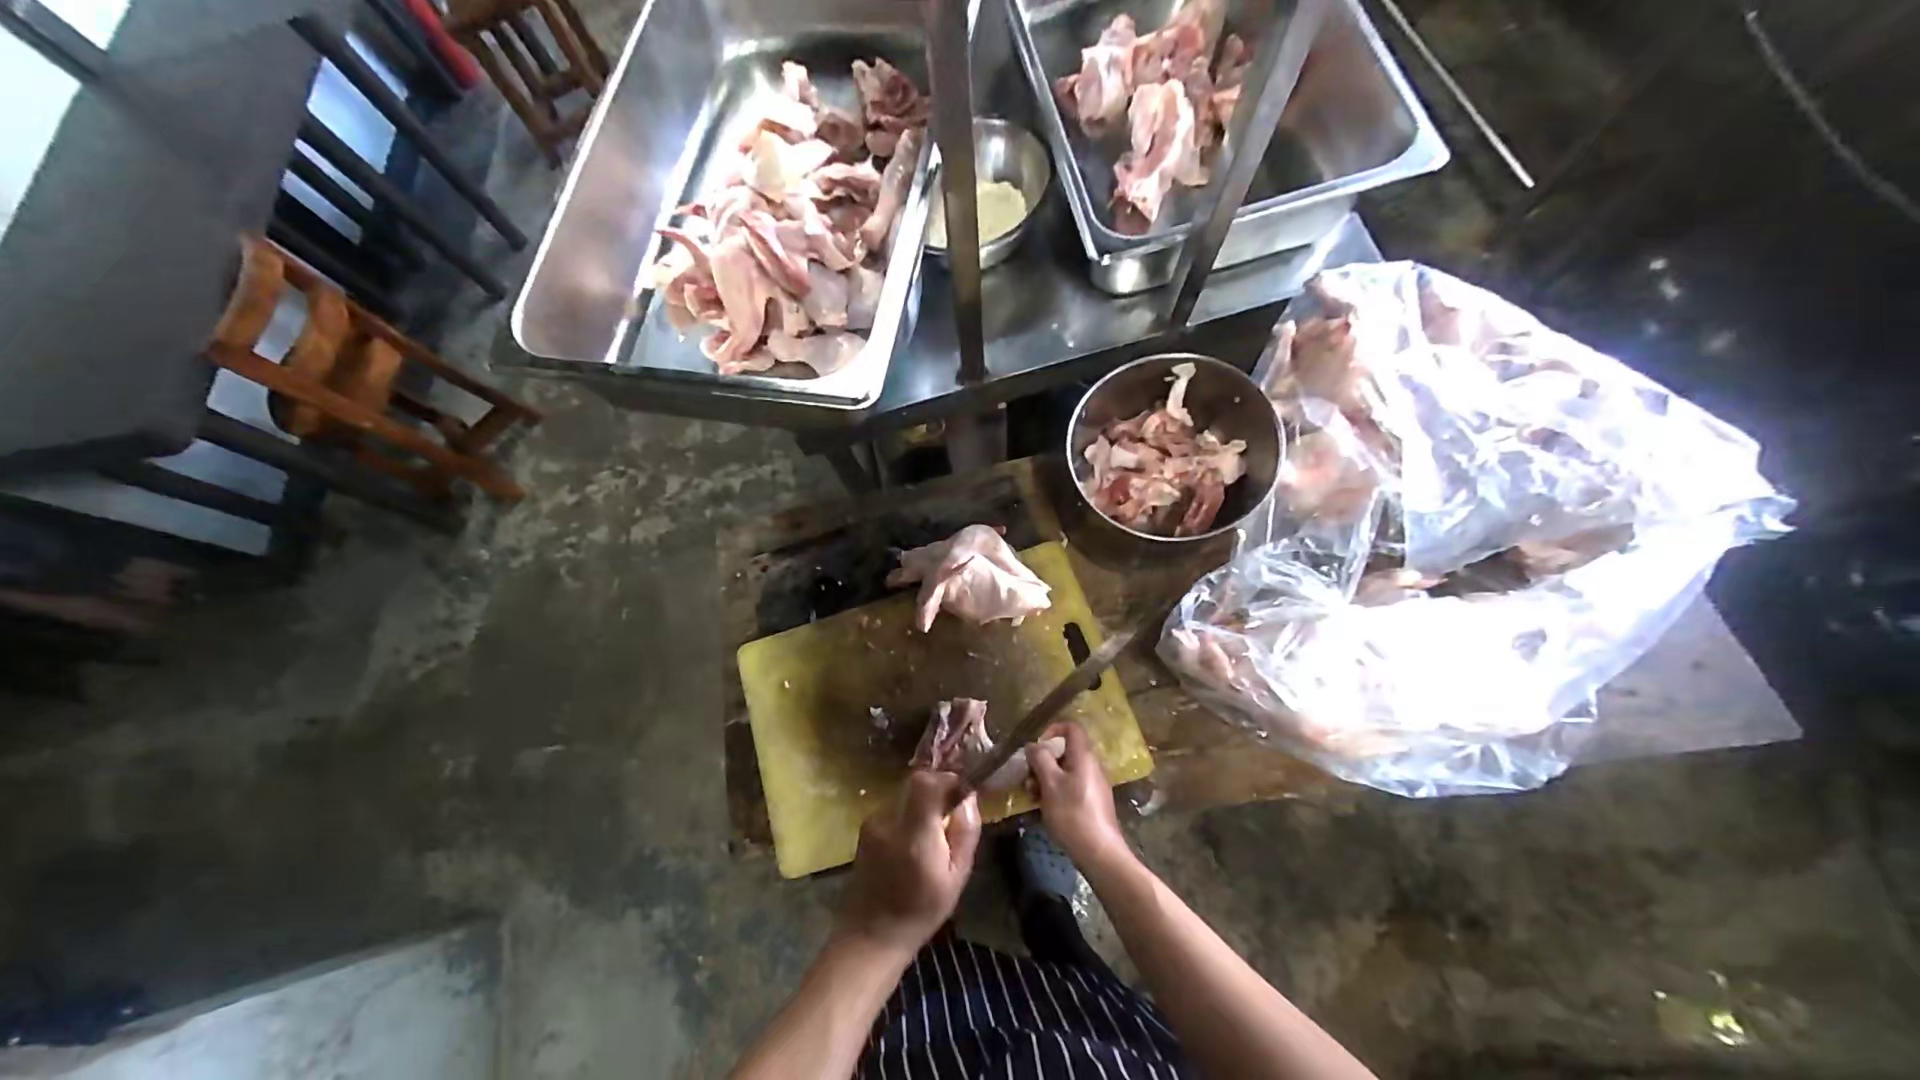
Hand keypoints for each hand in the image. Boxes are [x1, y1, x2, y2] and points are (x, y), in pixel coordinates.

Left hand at [835, 770, 980, 954]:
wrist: (870, 934)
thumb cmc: (921, 912)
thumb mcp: (957, 877)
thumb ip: (966, 832)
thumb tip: (968, 797)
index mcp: (915, 836)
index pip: (927, 782)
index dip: (949, 779)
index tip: (963, 793)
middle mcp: (890, 821)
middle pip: (916, 781)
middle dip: (938, 788)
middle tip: (952, 810)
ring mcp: (874, 821)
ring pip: (906, 791)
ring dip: (923, 801)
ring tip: (933, 830)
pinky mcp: (866, 826)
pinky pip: (895, 805)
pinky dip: (909, 812)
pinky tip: (913, 839)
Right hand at [1027, 722, 1132, 871]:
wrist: (1099, 852)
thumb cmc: (1072, 813)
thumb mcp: (1050, 784)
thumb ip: (1040, 759)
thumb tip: (1033, 745)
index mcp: (1084, 756)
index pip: (1071, 728)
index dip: (1052, 730)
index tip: (1036, 746)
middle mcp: (1092, 765)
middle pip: (1065, 751)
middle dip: (1043, 760)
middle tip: (1029, 777)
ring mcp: (1093, 784)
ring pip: (1065, 770)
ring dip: (1046, 778)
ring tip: (1033, 796)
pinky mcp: (1092, 801)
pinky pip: (1071, 785)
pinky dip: (1056, 790)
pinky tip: (1045, 807)